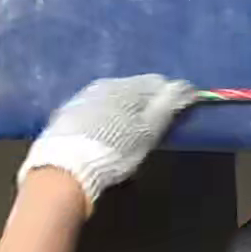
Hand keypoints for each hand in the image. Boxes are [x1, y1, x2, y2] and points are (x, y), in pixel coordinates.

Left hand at [18, 75, 197, 207]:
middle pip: (133, 89)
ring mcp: (82, 98)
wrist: (65, 169)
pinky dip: (103, 119)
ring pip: (112, 99)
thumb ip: (168, 105)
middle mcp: (103, 84)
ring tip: (126, 136)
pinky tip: (102, 137)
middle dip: (144, 104)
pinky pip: (94, 110)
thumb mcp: (148, 131)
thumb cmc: (115, 150)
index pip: (157, 82)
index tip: (172, 117)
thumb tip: (185, 86)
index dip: (168, 99)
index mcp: (126, 86)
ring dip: (123, 111)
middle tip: (149, 130)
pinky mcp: (66, 113)